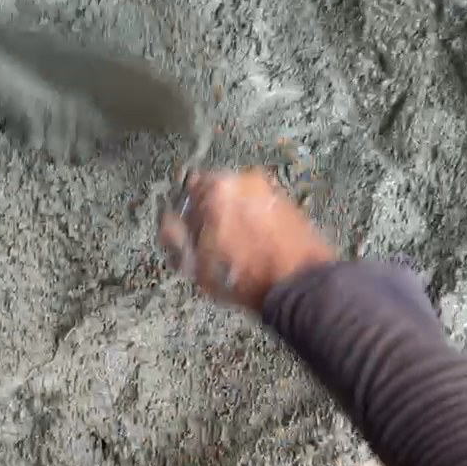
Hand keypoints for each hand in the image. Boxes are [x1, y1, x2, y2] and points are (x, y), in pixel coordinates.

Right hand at [159, 170, 335, 309]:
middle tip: (206, 245)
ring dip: (232, 221)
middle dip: (209, 215)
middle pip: (215, 195)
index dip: (183, 213)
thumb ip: (174, 236)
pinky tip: (252, 250)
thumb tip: (168, 224)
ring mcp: (271, 191)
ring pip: (239, 203)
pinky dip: (252, 225)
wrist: (298, 284)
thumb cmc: (244, 274)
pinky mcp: (290, 206)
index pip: (188, 189)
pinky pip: (260, 211)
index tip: (184, 232)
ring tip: (231, 252)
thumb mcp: (195, 263)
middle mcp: (246, 180)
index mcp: (218, 187)